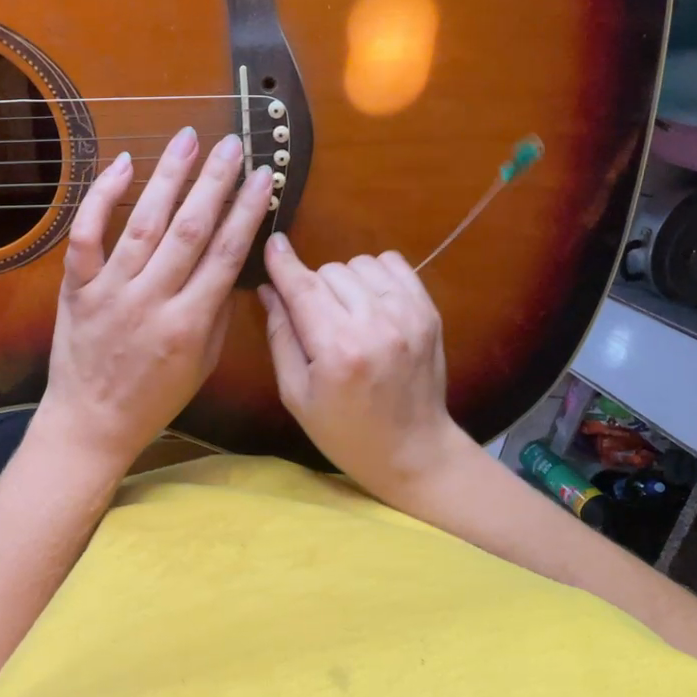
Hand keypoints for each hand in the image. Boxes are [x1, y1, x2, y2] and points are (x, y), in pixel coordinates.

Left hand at [39, 126, 275, 468]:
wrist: (91, 423)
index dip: (247, 211)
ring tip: (188, 140)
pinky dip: (101, 198)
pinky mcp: (76, 288)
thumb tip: (232, 264)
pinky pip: (86, 236)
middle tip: (232, 145)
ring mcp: (110, 291)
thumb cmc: (154, 399)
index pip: (225, 254)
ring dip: (168, 177)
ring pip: (143, 223)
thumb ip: (218, 314)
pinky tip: (122, 164)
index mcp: (189, 323)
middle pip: (189, 230)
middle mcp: (151, 300)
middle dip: (215, 183)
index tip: (264, 177)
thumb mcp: (202, 366)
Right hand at [258, 235, 475, 502]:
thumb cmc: (345, 432)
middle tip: (314, 319)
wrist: (412, 451)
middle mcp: (375, 325)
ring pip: (361, 264)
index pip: (304, 288)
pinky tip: (369, 302)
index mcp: (338, 350)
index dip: (284, 263)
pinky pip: (395, 265)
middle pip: (330, 272)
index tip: (273, 244)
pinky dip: (375, 275)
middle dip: (313, 287)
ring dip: (344, 280)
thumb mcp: (297, 395)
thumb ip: (281, 337)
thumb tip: (268, 290)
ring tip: (344, 312)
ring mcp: (408, 315)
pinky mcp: (428, 313)